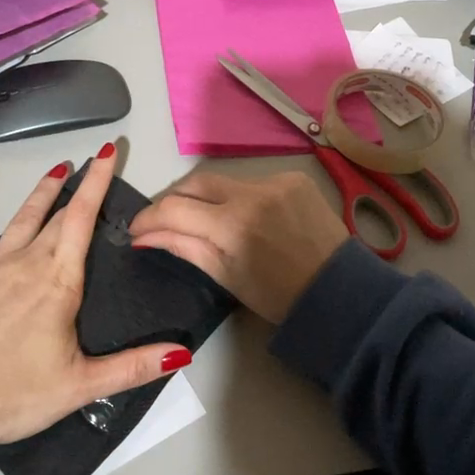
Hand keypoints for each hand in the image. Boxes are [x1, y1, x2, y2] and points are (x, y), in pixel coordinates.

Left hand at [0, 145, 192, 463]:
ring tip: (56, 169)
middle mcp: (26, 262)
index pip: (84, 220)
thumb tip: (183, 351)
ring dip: (40, 192)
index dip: (98, 183)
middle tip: (91, 163)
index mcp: (59, 282)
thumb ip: (134, 367)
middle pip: (57, 216)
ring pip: (20, 217)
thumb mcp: (80, 386)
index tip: (108, 152)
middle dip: (78, 187)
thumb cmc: (13, 397)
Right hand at [128, 171, 350, 324]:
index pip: (175, 209)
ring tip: (205, 222)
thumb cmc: (279, 296)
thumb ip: (183, 247)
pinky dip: (241, 197)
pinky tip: (247, 218)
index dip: (149, 218)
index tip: (135, 229)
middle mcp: (253, 193)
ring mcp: (276, 181)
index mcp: (233, 225)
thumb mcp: (226, 277)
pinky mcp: (294, 177)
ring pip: (225, 181)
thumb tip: (142, 236)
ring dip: (209, 199)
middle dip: (174, 199)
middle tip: (163, 220)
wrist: (339, 292)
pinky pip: (253, 182)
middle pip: (196, 183)